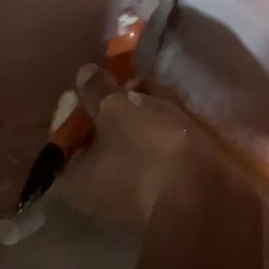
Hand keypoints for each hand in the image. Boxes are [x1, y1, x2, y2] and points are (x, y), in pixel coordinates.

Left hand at [55, 64, 192, 227]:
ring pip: (131, 140)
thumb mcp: (114, 107)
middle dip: (116, 104)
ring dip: (141, 112)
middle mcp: (99, 191)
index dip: (79, 103)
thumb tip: (83, 75)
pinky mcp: (164, 188)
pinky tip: (172, 105)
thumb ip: (95, 88)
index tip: (95, 83)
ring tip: (154, 86)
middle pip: (101, 136)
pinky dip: (161, 127)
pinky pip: (155, 150)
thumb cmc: (146, 149)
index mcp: (76, 178)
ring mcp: (133, 193)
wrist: (203, 194)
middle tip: (130, 79)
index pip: (65, 135)